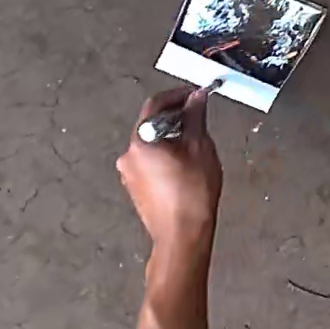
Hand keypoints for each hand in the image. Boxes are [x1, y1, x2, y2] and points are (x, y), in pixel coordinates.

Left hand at [116, 87, 222, 268]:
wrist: (183, 234)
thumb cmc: (191, 195)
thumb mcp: (200, 146)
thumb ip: (196, 116)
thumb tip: (197, 98)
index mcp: (141, 142)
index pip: (155, 104)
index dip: (177, 95)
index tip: (194, 94)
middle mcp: (129, 155)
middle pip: (151, 122)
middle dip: (175, 115)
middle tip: (198, 113)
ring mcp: (130, 172)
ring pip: (151, 141)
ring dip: (171, 133)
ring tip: (196, 137)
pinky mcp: (136, 186)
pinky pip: (150, 158)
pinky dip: (166, 151)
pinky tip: (186, 159)